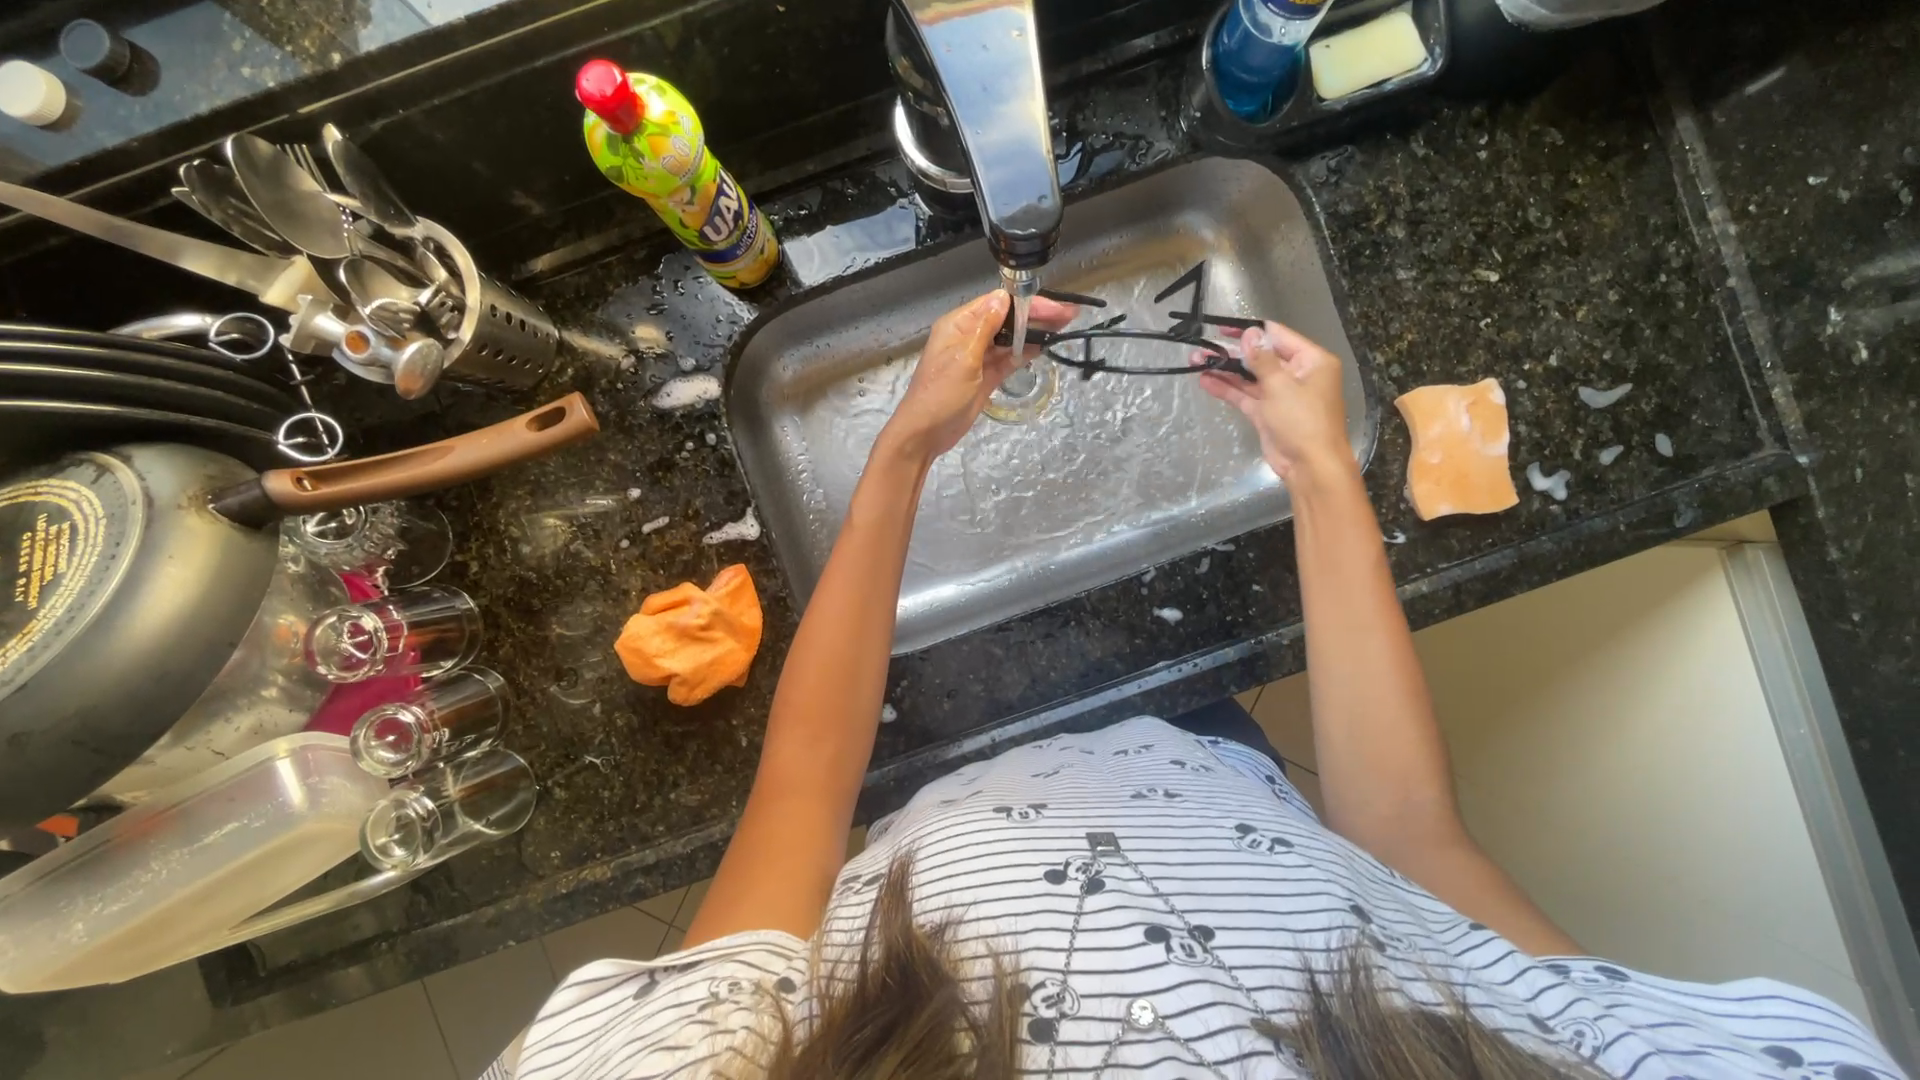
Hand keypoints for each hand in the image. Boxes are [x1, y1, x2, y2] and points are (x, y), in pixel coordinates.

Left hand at [879, 290, 1077, 464]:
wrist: (925, 434)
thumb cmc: (940, 395)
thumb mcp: (964, 358)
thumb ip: (985, 328)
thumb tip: (1002, 297)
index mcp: (959, 325)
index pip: (996, 304)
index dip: (1025, 302)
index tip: (1052, 305)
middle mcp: (969, 336)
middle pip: (1006, 319)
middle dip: (1035, 315)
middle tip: (1068, 316)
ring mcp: (978, 358)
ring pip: (1009, 339)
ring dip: (1033, 332)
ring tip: (1063, 327)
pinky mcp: (985, 377)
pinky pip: (1007, 359)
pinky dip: (1024, 352)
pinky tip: (1044, 346)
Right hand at [1198, 320, 1351, 484]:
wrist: (1310, 466)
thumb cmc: (1303, 421)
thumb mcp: (1281, 386)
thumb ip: (1262, 359)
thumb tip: (1249, 333)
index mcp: (1311, 361)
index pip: (1277, 336)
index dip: (1250, 331)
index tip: (1223, 328)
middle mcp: (1297, 374)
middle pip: (1260, 357)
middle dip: (1231, 354)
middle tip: (1203, 349)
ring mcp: (1281, 395)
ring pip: (1250, 377)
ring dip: (1225, 371)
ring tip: (1197, 363)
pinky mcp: (1267, 413)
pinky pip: (1246, 396)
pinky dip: (1228, 390)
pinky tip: (1207, 382)